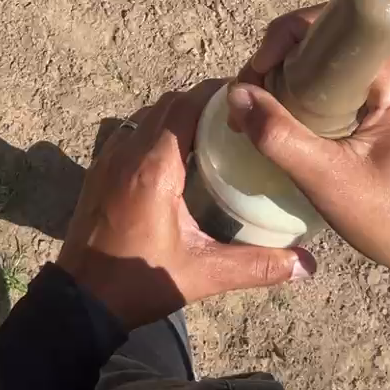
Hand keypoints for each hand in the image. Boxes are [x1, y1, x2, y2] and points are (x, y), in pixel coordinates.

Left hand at [55, 81, 314, 328]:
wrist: (82, 297)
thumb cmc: (140, 281)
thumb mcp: (203, 273)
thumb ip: (257, 266)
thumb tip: (307, 264)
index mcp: (154, 167)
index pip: (184, 107)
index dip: (213, 93)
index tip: (243, 92)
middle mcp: (127, 152)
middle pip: (166, 105)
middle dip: (199, 101)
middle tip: (235, 114)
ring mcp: (108, 157)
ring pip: (145, 116)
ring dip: (175, 114)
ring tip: (211, 130)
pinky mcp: (98, 169)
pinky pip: (130, 132)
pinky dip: (154, 129)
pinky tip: (176, 155)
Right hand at [228, 9, 389, 313]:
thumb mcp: (329, 181)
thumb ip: (280, 136)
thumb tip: (235, 94)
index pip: (332, 28)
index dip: (285, 40)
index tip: (256, 76)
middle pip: (322, 41)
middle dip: (277, 64)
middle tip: (249, 103)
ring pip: (323, 62)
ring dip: (284, 81)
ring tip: (259, 116)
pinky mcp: (383, 107)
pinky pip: (331, 83)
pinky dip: (300, 95)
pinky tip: (282, 124)